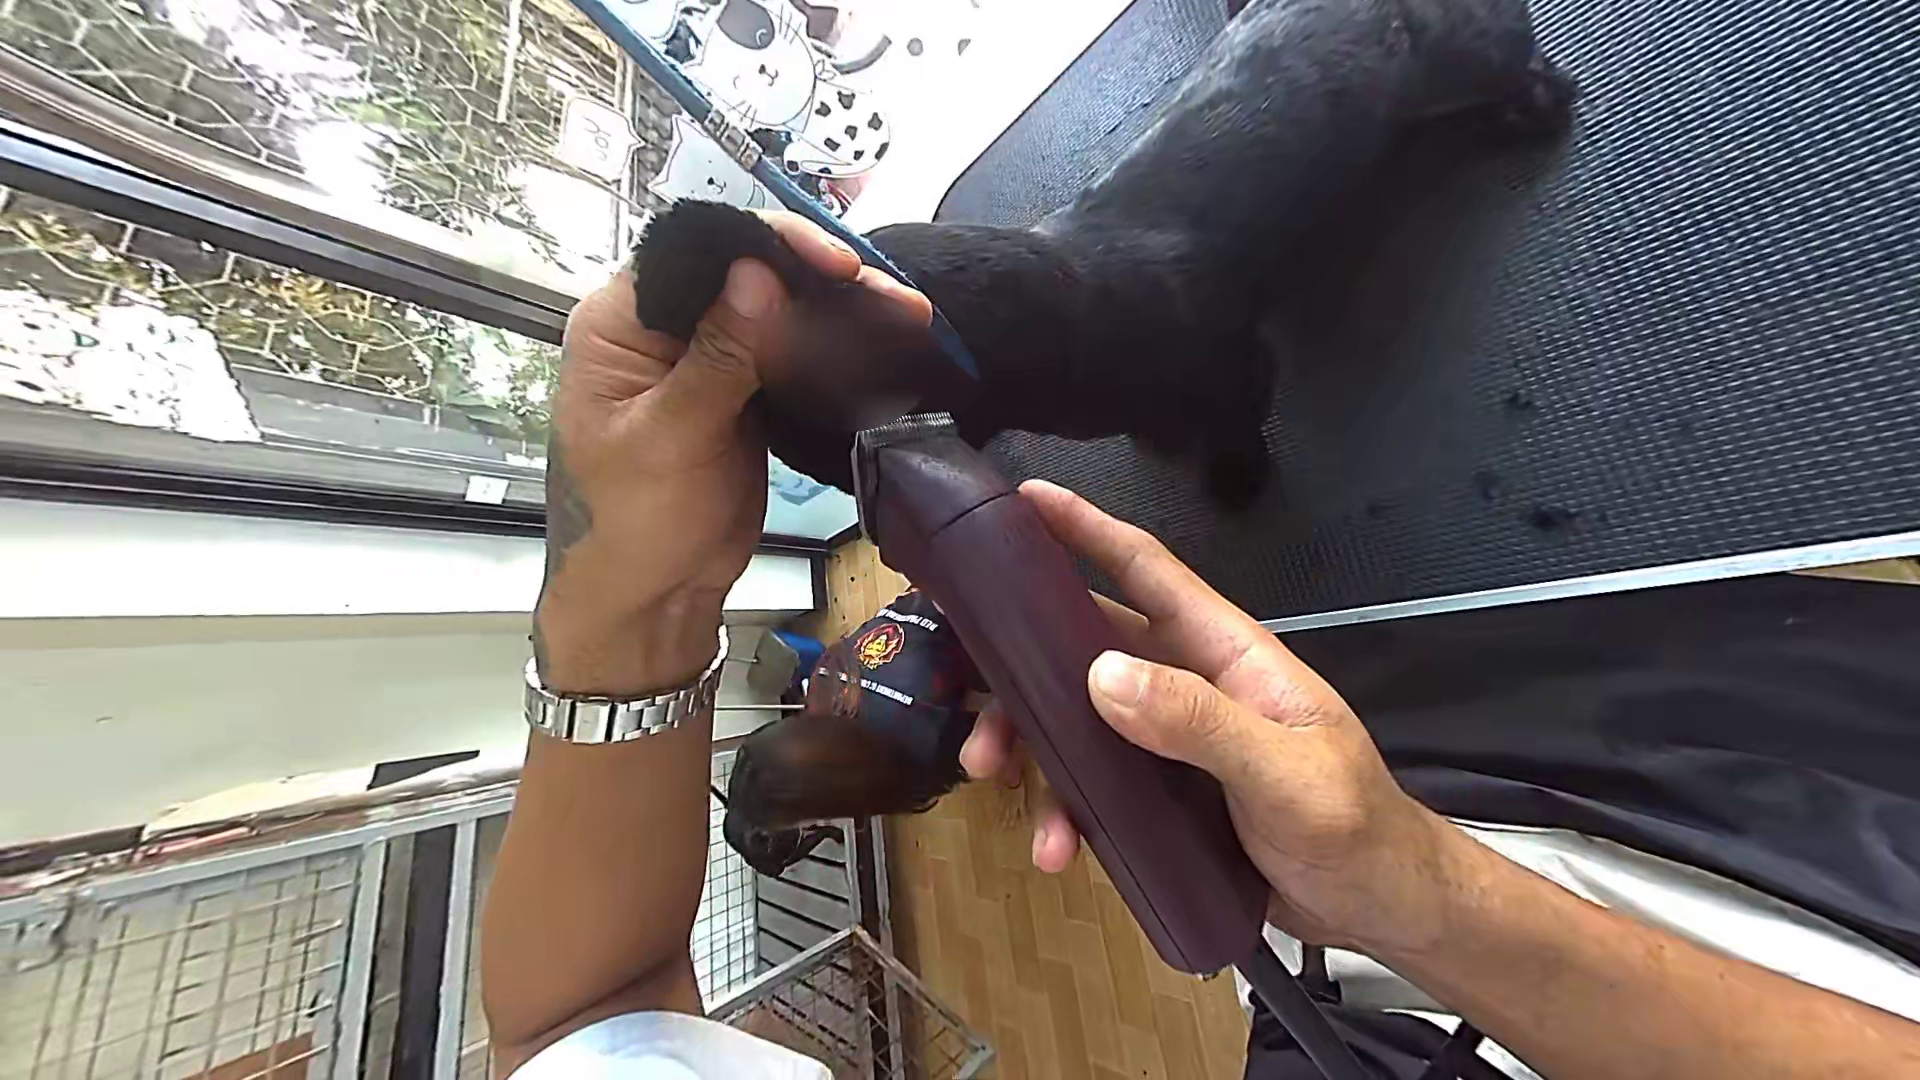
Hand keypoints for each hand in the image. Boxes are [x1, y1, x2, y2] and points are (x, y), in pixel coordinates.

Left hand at [534, 213, 930, 694]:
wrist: (659, 588)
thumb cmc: (635, 519)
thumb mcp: (669, 437)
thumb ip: (715, 358)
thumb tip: (758, 274)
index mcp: (624, 323)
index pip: (698, 253)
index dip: (770, 246)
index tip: (836, 265)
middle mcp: (668, 331)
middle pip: (748, 280)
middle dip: (820, 281)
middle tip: (889, 293)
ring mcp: (712, 364)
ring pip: (778, 319)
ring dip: (836, 315)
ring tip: (900, 314)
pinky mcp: (748, 398)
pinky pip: (791, 360)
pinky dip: (830, 354)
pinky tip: (872, 348)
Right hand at [962, 480, 1460, 956]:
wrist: (1377, 907)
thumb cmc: (1355, 828)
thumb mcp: (1290, 776)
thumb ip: (1202, 722)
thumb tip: (1101, 676)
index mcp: (1218, 648)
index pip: (1144, 567)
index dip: (1086, 527)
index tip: (1028, 498)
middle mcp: (1177, 676)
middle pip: (1079, 642)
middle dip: (1020, 660)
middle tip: (971, 689)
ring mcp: (1158, 731)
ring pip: (1068, 713)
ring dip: (1026, 741)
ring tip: (995, 778)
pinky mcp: (1147, 782)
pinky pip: (1084, 776)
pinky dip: (1059, 805)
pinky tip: (1054, 846)